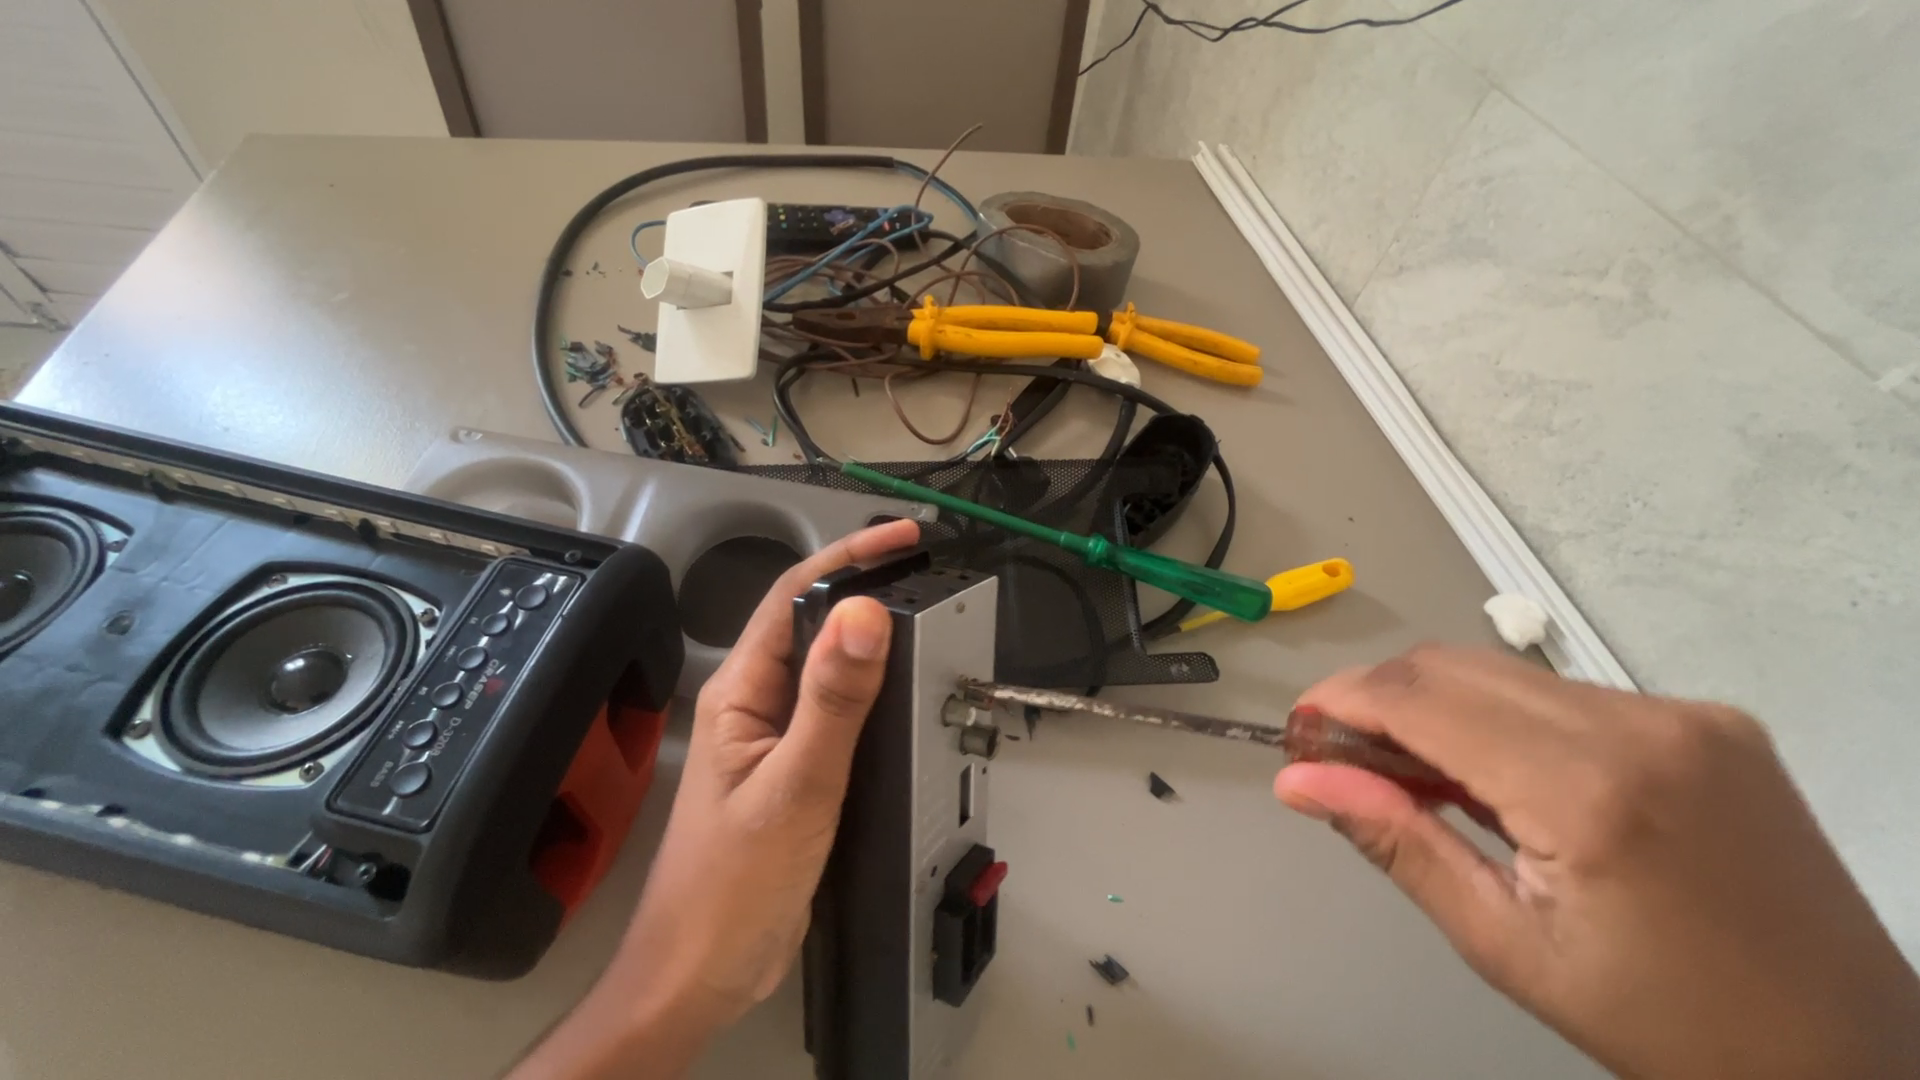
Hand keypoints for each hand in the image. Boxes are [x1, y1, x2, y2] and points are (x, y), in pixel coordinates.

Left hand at [511, 519, 918, 1079]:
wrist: (702, 973)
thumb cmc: (734, 887)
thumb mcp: (795, 787)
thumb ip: (832, 702)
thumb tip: (865, 614)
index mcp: (741, 691)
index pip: (794, 597)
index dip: (849, 557)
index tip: (905, 538)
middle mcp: (754, 702)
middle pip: (810, 622)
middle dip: (864, 585)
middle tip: (925, 570)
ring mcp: (772, 737)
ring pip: (825, 667)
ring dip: (869, 635)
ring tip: (924, 616)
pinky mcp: (793, 770)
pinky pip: (835, 711)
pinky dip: (871, 688)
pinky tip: (898, 690)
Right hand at [1274, 646, 1919, 1079]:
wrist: (1856, 1057)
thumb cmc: (1662, 1023)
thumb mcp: (1505, 944)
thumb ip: (1395, 841)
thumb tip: (1297, 778)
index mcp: (1588, 791)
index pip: (1420, 697)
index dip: (1340, 698)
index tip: (1299, 730)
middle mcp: (1640, 725)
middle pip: (1453, 666)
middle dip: (1379, 698)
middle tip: (1344, 756)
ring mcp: (1684, 713)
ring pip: (1503, 672)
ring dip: (1437, 706)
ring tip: (1419, 776)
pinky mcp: (1708, 718)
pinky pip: (1561, 692)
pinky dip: (1501, 716)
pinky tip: (1500, 776)